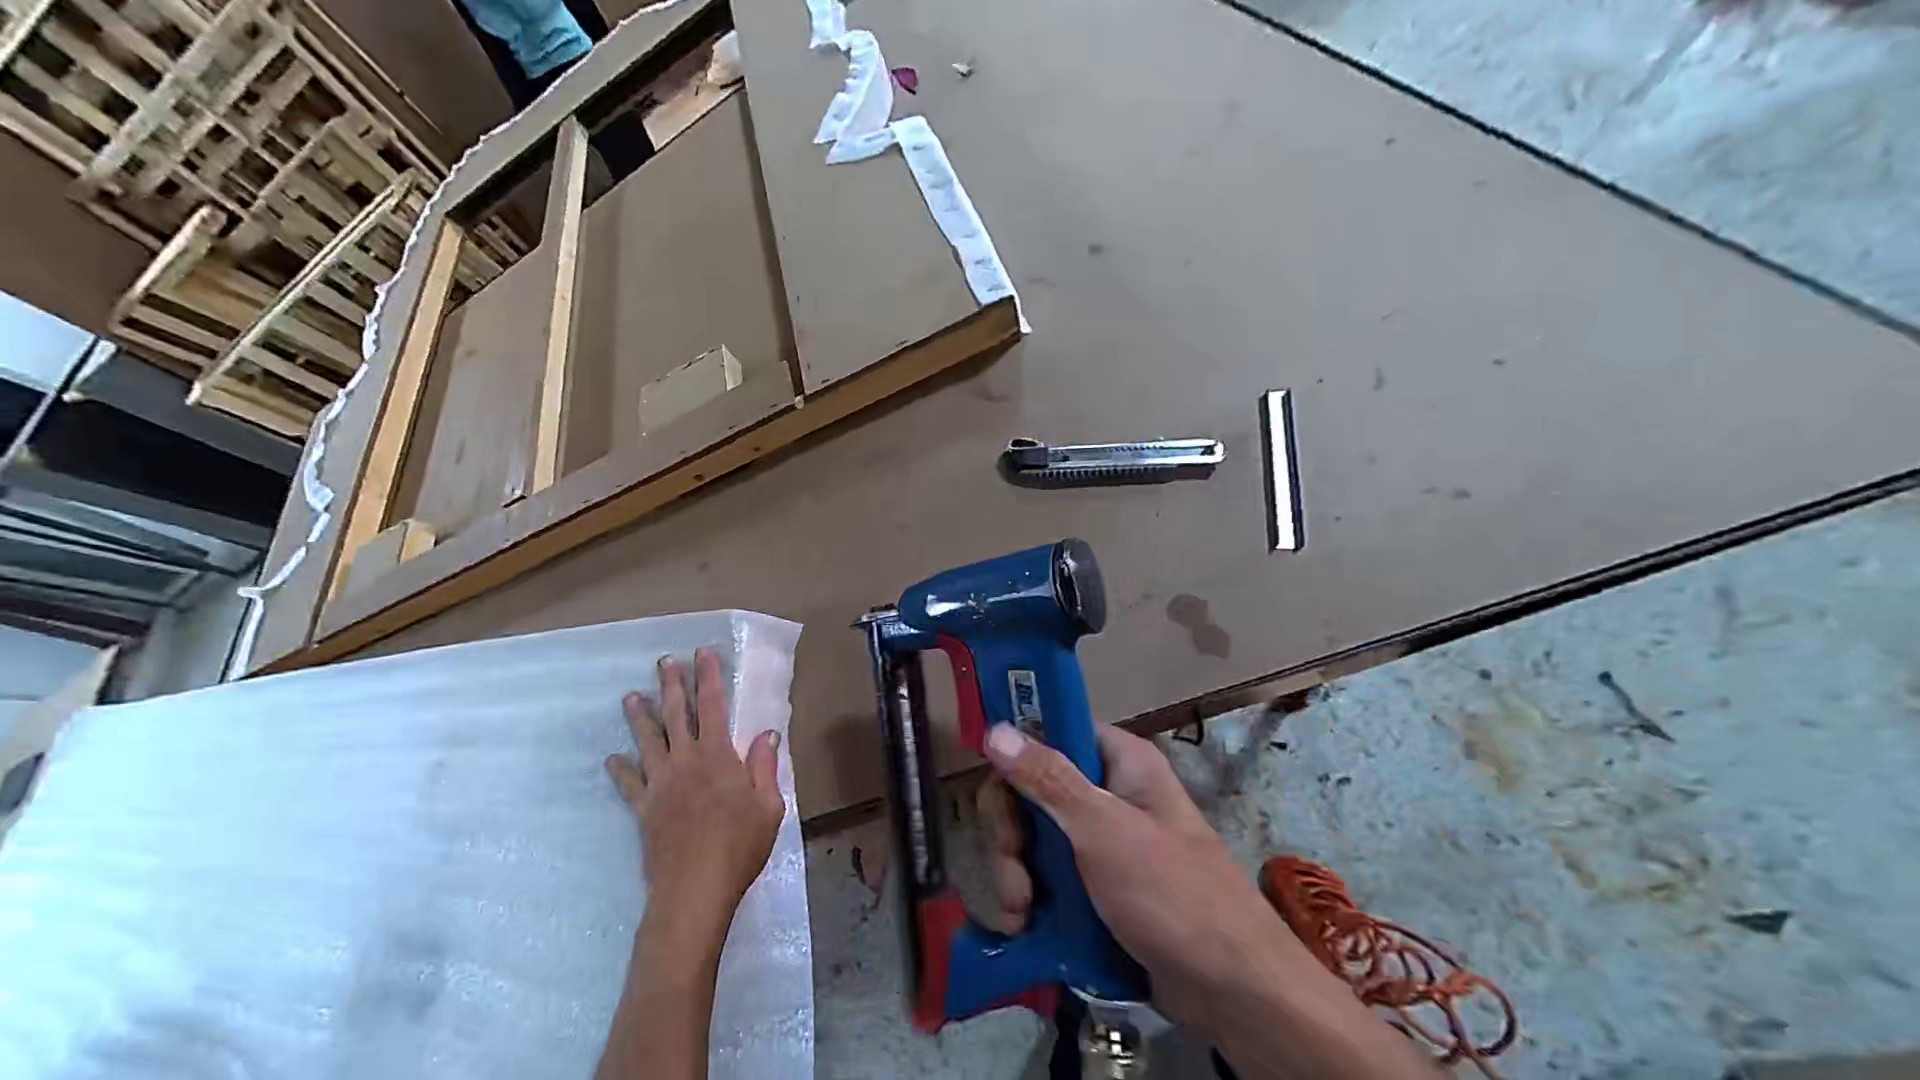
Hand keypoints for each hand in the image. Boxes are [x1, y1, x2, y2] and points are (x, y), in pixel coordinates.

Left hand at [597, 649, 785, 1079]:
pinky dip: (620, 770)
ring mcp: (660, 785)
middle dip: (672, 686)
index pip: (714, 707)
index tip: (702, 655)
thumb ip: (765, 767)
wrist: (694, 890)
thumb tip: (766, 733)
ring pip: (648, 742)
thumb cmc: (739, 846)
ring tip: (632, 696)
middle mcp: (686, 762)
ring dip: (641, 717)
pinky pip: (629, 784)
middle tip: (664, 662)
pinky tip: (611, 759)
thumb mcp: (769, 806)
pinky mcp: (644, 810)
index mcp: (718, 757)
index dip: (708, 678)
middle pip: (677, 716)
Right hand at [980, 724, 1439, 1078]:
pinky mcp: (1097, 890)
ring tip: (1022, 913)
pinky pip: (1048, 879)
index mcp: (1121, 762)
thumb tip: (995, 729)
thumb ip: (1047, 779)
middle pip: (1033, 791)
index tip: (994, 785)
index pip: (1054, 732)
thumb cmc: (1172, 895)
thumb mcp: (1104, 830)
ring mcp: (1102, 845)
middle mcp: (1110, 795)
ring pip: (1035, 840)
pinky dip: (1031, 901)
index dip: (1019, 753)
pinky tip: (1025, 928)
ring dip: (1017, 875)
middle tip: (1015, 870)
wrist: (1233, 992)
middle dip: (1013, 835)